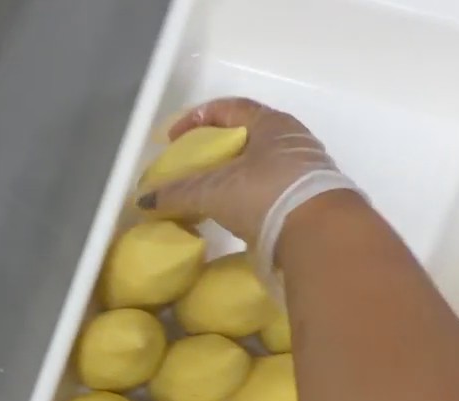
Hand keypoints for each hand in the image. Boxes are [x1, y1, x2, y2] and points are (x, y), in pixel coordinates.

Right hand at [138, 98, 357, 273]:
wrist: (313, 232)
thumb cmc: (264, 194)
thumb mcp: (212, 190)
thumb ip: (176, 192)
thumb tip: (144, 198)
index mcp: (271, 124)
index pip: (230, 108)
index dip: (196, 118)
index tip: (171, 139)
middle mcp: (288, 140)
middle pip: (242, 136)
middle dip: (211, 150)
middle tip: (185, 167)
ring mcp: (297, 170)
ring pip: (252, 164)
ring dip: (225, 175)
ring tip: (200, 194)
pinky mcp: (297, 199)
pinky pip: (259, 189)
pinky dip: (237, 196)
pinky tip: (222, 212)